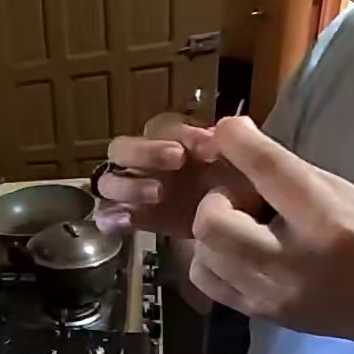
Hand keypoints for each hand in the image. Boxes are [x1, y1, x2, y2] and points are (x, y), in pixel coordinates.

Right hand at [95, 113, 261, 237]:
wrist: (240, 227)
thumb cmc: (240, 187)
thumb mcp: (245, 164)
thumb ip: (234, 146)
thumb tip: (221, 132)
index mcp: (171, 141)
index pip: (160, 127)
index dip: (179, 131)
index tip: (208, 146)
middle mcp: (145, 162)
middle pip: (121, 148)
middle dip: (146, 151)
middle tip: (176, 159)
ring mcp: (134, 192)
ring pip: (109, 181)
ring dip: (128, 185)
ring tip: (157, 193)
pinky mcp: (133, 219)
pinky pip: (107, 216)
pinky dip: (112, 218)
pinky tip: (128, 222)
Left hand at [188, 116, 353, 353]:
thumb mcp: (353, 196)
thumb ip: (294, 174)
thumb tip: (242, 146)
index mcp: (327, 224)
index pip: (269, 172)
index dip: (239, 143)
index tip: (227, 127)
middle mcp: (292, 263)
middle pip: (212, 223)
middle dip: (218, 200)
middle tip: (245, 200)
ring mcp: (270, 295)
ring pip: (201, 255)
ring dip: (214, 230)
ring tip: (244, 227)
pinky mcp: (258, 315)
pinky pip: (206, 281)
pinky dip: (211, 259)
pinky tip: (236, 251)